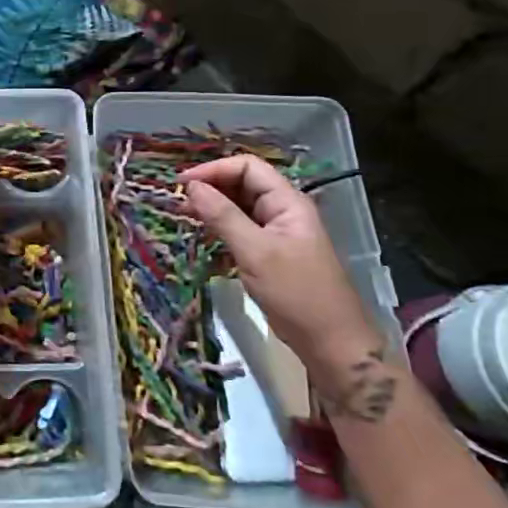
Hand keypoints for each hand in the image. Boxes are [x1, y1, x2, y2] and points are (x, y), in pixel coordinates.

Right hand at [180, 155, 376, 359]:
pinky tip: (202, 235)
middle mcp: (282, 210)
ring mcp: (276, 232)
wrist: (329, 339)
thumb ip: (223, 216)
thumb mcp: (255, 251)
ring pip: (239, 207)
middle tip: (178, 202)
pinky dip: (220, 228)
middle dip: (210, 187)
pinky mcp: (268, 253)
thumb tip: (192, 187)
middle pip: (242, 184)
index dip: (214, 170)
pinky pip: (240, 229)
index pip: (247, 167)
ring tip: (184, 215)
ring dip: (212, 207)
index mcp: (287, 201)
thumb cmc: (295, 291)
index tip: (182, 184)